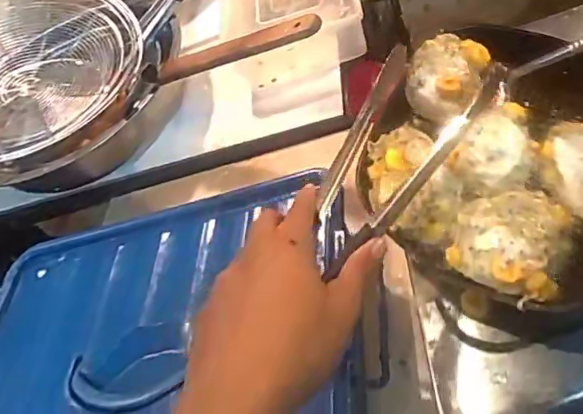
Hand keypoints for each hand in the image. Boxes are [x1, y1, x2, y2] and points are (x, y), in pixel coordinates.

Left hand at [176, 186, 383, 413]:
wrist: (231, 404)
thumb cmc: (296, 349)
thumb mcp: (341, 312)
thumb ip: (358, 272)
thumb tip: (377, 241)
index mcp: (289, 248)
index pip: (300, 208)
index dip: (309, 197)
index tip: (314, 190)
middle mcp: (254, 256)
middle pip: (265, 223)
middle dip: (280, 222)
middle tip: (298, 241)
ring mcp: (224, 286)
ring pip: (245, 256)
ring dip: (260, 259)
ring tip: (277, 285)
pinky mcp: (204, 316)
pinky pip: (227, 289)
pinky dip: (242, 291)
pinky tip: (251, 319)